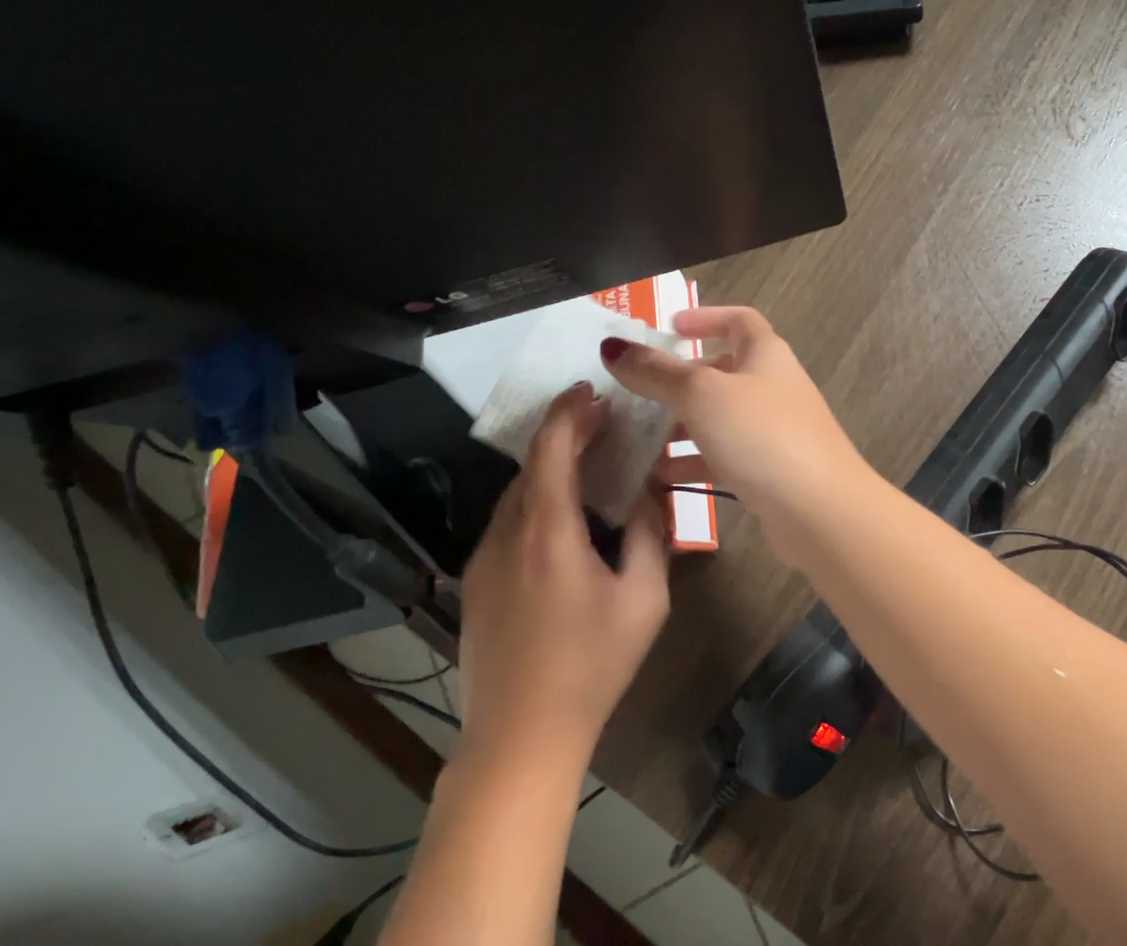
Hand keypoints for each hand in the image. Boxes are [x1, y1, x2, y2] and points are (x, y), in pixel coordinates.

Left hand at [457, 384, 670, 759]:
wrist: (520, 735)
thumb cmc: (592, 666)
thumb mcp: (644, 601)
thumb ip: (651, 538)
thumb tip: (649, 497)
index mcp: (548, 532)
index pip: (551, 448)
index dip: (571, 412)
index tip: (595, 392)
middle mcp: (506, 535)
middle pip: (531, 467)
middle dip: (566, 438)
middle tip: (606, 428)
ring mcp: (483, 561)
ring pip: (517, 497)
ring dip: (551, 474)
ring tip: (590, 472)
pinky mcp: (475, 585)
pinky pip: (507, 527)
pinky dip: (537, 506)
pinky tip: (565, 526)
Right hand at [600, 306, 873, 565]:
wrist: (818, 509)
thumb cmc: (762, 435)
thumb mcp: (702, 395)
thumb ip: (657, 372)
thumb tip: (613, 347)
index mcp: (766, 355)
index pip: (740, 320)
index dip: (706, 318)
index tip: (669, 327)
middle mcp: (773, 388)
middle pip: (724, 373)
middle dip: (681, 381)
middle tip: (638, 392)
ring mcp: (774, 432)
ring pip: (720, 419)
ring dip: (681, 426)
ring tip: (638, 438)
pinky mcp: (769, 472)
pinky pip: (724, 458)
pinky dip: (694, 462)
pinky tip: (659, 477)